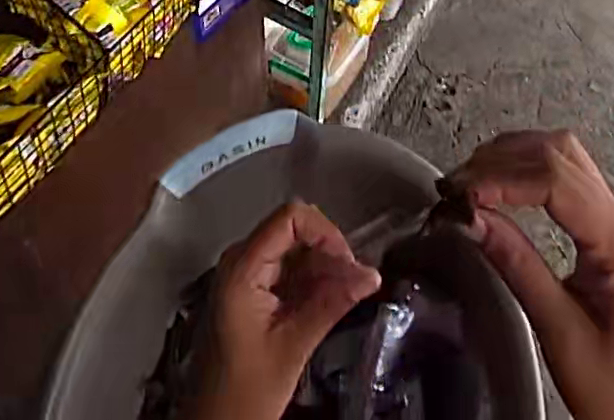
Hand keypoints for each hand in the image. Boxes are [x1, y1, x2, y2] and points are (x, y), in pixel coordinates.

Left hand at [190, 200, 380, 419]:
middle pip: (295, 229)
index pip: (289, 218)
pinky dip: (314, 277)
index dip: (324, 231)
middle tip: (351, 280)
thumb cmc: (244, 395)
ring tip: (345, 293)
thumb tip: (373, 275)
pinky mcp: (253, 288)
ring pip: (297, 246)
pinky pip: (291, 265)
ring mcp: (245, 274)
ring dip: (325, 264)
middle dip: (328, 249)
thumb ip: (332, 304)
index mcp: (241, 271)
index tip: (346, 262)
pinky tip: (329, 299)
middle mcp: (240, 261)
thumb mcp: (292, 348)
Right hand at [447, 131, 613, 419]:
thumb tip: (472, 219)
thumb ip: (519, 268)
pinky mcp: (608, 231)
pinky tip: (505, 184)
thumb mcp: (562, 335)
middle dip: (505, 158)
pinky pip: (569, 178)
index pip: (556, 181)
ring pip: (566, 156)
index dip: (504, 177)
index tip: (462, 193)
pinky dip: (531, 170)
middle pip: (561, 155)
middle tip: (458, 183)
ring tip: (473, 178)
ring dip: (518, 155)